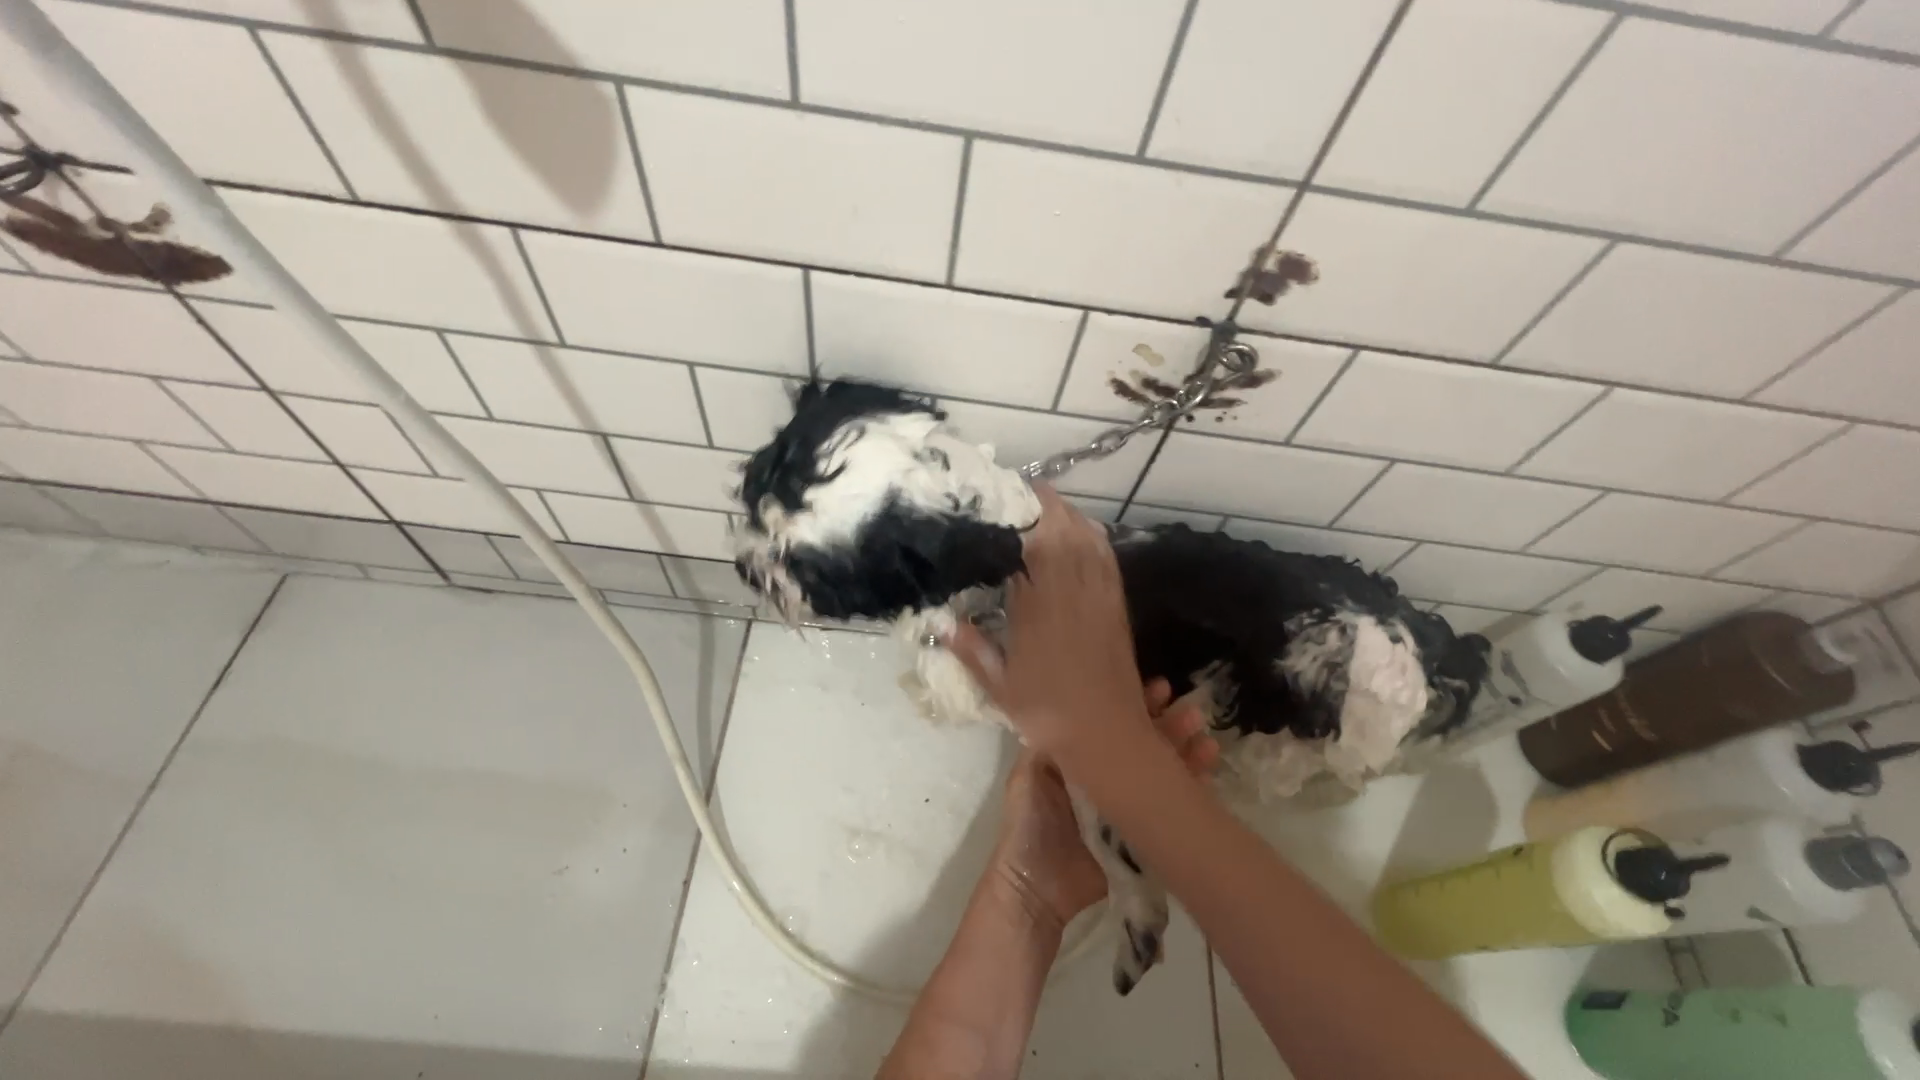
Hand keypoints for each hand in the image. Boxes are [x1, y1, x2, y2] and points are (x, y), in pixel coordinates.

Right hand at [948, 485, 1146, 759]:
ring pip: (1087, 539)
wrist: (1107, 734)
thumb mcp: (1000, 687)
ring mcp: (1098, 596)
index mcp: (1037, 608)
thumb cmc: (1047, 712)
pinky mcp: (1116, 605)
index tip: (1001, 501)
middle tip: (1023, 491)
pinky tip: (1085, 531)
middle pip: (1061, 532)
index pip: (1028, 548)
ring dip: (1070, 516)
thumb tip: (945, 624)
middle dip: (1044, 506)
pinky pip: (1107, 558)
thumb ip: (973, 651)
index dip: (1017, 520)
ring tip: (1049, 505)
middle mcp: (1070, 592)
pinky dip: (1095, 537)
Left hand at [991, 679, 1219, 929]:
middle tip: (1188, 710)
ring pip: (1161, 771)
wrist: (1037, 889)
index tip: (1156, 688)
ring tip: (1202, 732)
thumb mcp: (1030, 775)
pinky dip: (1191, 784)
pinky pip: (1171, 805)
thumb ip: (1052, 742)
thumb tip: (1076, 705)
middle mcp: (1107, 779)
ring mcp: (1129, 806)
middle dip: (1167, 726)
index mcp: (1080, 761)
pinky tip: (1208, 764)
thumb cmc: (1029, 825)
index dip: (1134, 707)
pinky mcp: (1146, 834)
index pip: (1112, 726)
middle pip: (1142, 746)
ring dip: (1184, 749)